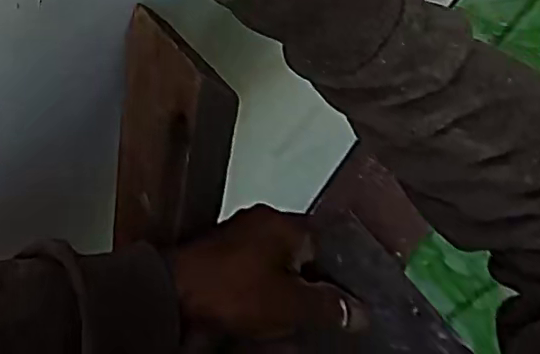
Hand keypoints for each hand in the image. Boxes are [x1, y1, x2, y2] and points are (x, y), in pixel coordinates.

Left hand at [169, 205, 365, 339]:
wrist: (180, 292)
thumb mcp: (293, 304)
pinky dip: (273, 291)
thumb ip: (330, 305)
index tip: (359, 297)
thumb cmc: (233, 289)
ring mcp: (242, 237)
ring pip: (284, 265)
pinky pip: (262, 272)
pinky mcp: (228, 255)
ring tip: (307, 319)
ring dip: (296, 291)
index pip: (325, 238)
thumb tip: (359, 310)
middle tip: (334, 314)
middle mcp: (261, 222)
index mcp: (280, 223)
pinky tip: (280, 314)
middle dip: (319, 283)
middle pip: (304, 253)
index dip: (344, 270)